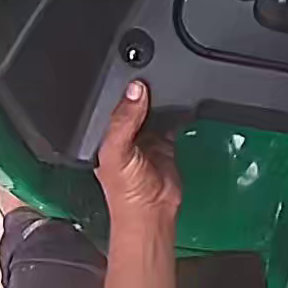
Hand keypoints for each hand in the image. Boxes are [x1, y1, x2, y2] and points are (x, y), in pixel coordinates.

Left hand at [96, 80, 180, 230]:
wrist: (152, 212)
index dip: (122, 89)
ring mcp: (148, 140)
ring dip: (162, 102)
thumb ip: (123, 121)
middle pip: (136, 105)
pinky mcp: (167, 145)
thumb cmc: (125, 192)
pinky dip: (178, 115)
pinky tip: (181, 105)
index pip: (113, 104)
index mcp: (106, 135)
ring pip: (154, 112)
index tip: (136, 74)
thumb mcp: (116, 152)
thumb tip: (134, 92)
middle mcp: (126, 135)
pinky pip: (173, 124)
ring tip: (168, 85)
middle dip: (144, 93)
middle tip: (154, 75)